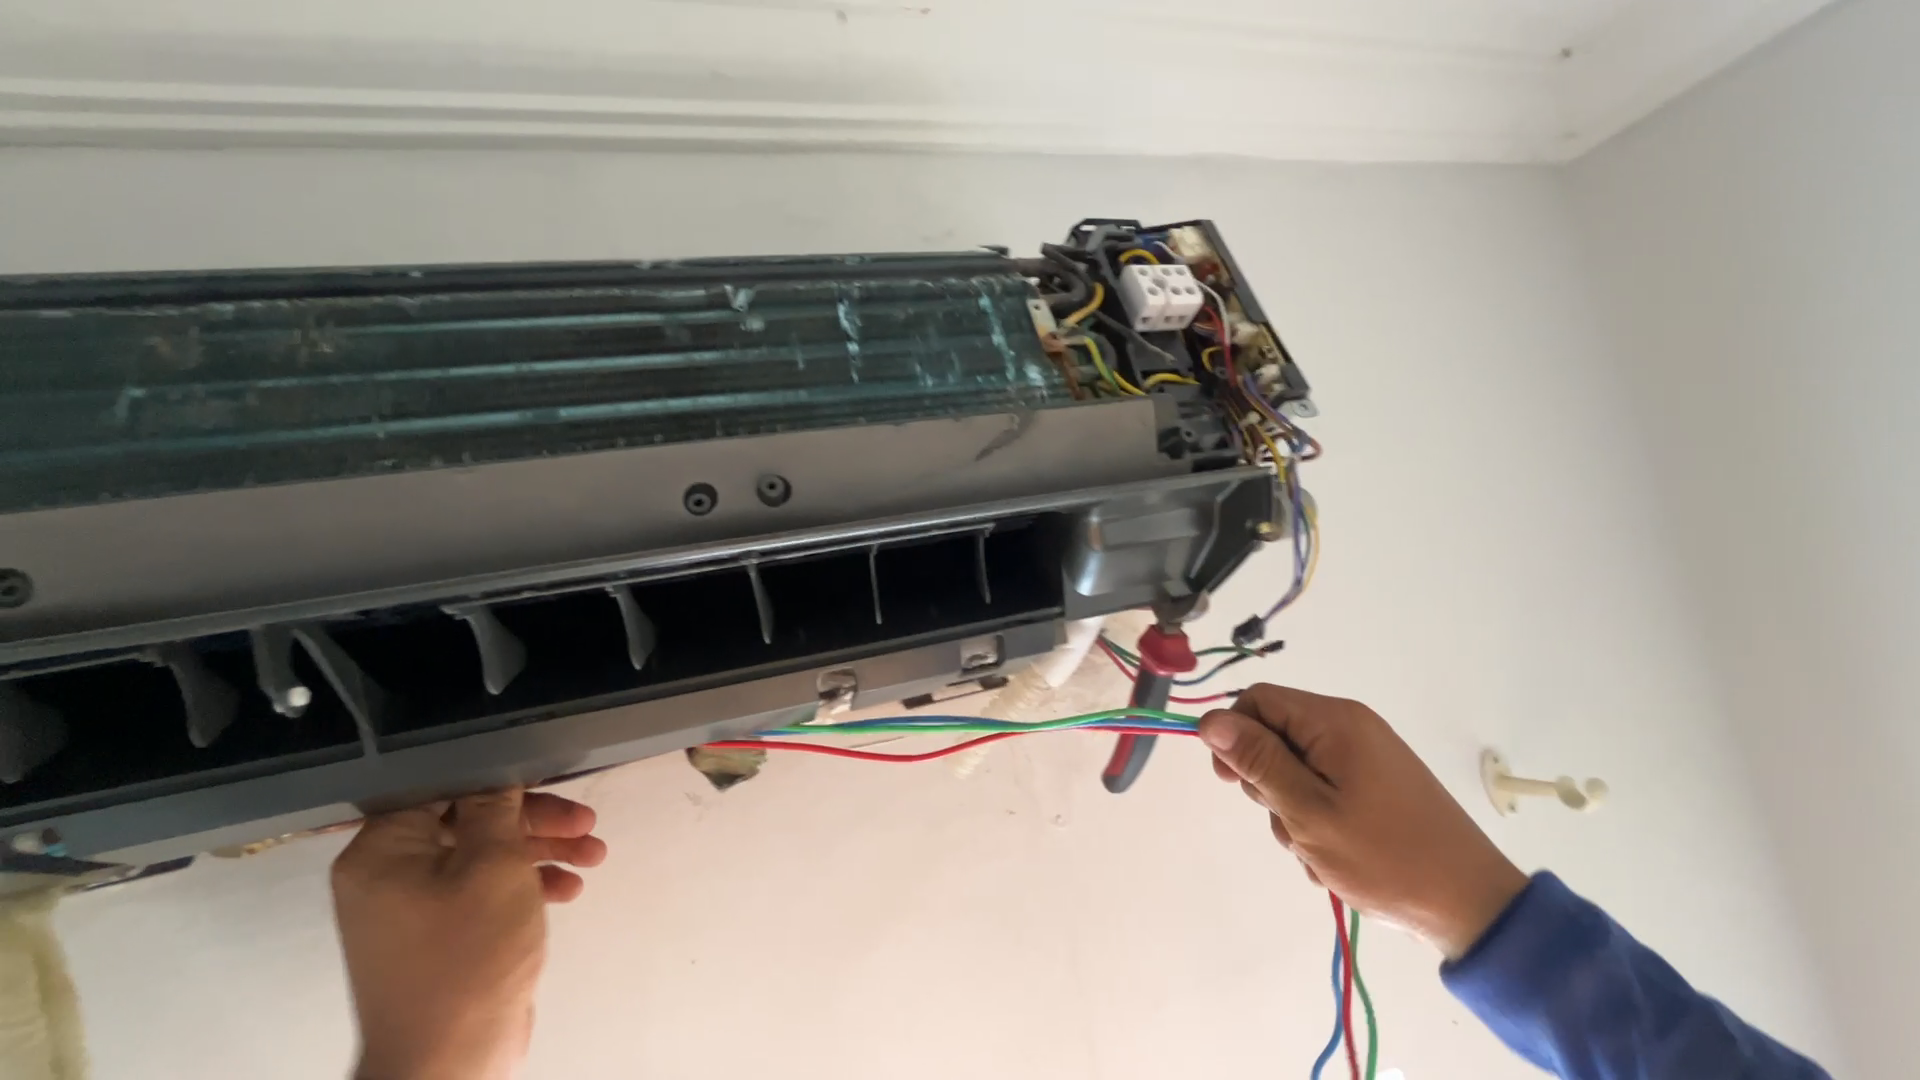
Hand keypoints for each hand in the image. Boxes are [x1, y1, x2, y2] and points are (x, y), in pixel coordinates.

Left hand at [331, 789, 607, 1079]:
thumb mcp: (493, 866)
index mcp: (384, 852)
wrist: (450, 1062)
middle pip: (471, 820)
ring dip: (543, 850)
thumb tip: (497, 773)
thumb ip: (496, 809)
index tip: (549, 778)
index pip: (441, 789)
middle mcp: (391, 874)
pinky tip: (569, 891)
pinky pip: (485, 889)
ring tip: (595, 856)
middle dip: (535, 820)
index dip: (498, 779)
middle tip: (587, 821)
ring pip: (486, 855)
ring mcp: (416, 907)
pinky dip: (527, 884)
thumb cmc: (468, 953)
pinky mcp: (443, 934)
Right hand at [1199, 684, 1527, 958]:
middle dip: (1266, 780)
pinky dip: (1315, 818)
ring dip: (1289, 808)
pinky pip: (1322, 787)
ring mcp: (1365, 757)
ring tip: (1314, 848)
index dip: (1232, 735)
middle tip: (1287, 823)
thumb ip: (1257, 761)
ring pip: (1294, 767)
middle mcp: (1350, 727)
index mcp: (1334, 721)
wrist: (1471, 905)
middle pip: (1275, 733)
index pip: (1257, 700)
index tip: (1228, 783)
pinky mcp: (1376, 784)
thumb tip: (1209, 719)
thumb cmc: (1384, 856)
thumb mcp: (1307, 810)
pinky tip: (1332, 854)